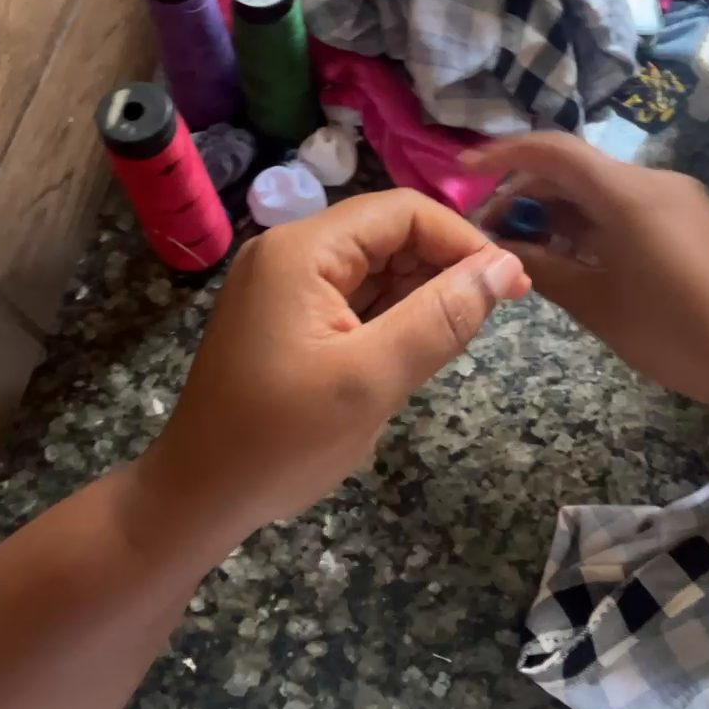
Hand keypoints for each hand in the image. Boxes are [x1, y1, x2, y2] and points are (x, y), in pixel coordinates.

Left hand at [131, 189, 529, 549]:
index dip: (461, 241)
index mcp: (303, 251)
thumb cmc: (281, 441)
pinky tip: (413, 345)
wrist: (198, 496)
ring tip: (455, 335)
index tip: (510, 286)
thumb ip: (442, 317)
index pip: (402, 213)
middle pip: (386, 234)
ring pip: (372, 267)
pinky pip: (351, 297)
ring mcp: (283, 285)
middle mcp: (289, 253)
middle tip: (488, 316)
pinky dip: (389, 314)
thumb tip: (506, 267)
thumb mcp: (371, 379)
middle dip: (442, 266)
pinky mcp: (285, 316)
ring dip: (419, 293)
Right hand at [465, 133, 708, 407]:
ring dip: (555, 211)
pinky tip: (568, 256)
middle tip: (489, 232)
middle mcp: (652, 181)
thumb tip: (496, 247)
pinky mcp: (685, 217)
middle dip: (525, 193)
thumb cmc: (671, 333)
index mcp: (627, 194)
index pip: (553, 151)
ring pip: (596, 189)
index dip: (502, 155)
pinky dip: (586, 223)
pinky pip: (622, 206)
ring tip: (523, 250)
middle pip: (572, 170)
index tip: (463, 172)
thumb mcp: (592, 302)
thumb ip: (538, 266)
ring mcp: (673, 197)